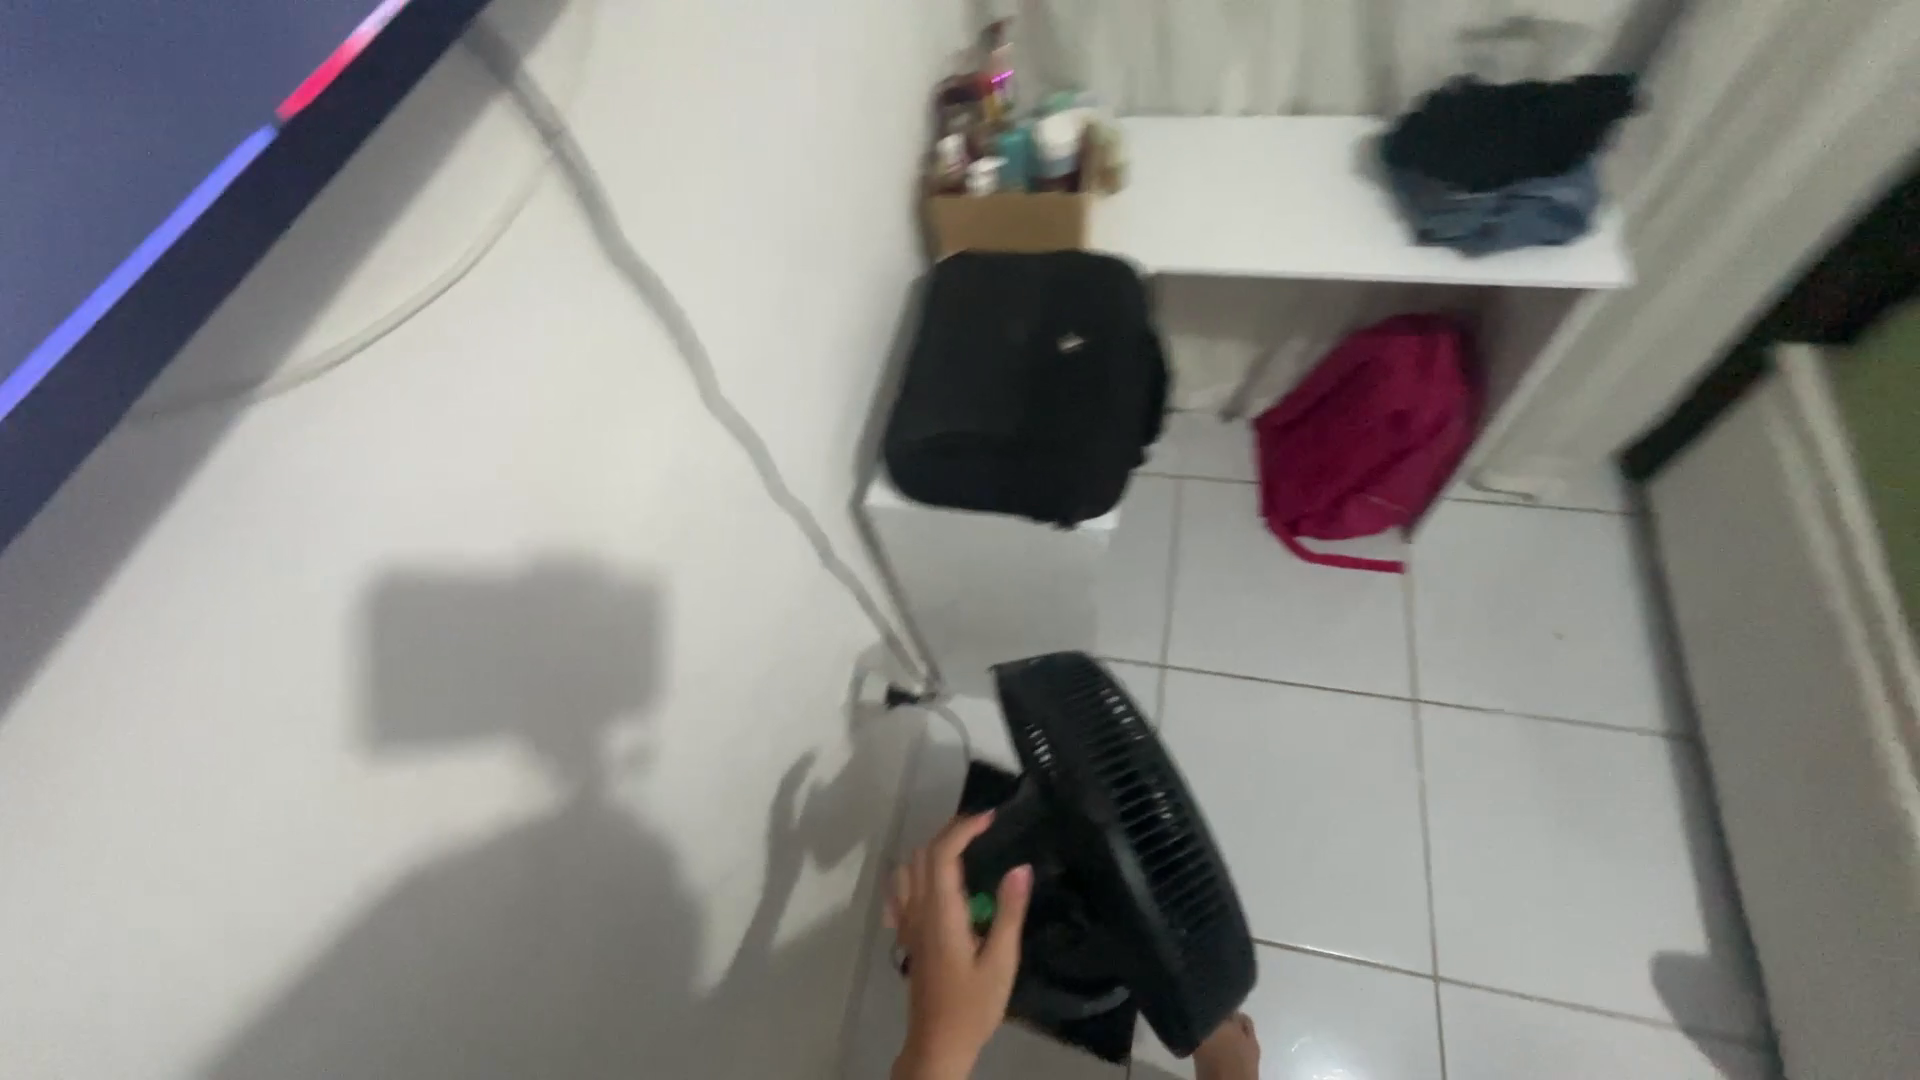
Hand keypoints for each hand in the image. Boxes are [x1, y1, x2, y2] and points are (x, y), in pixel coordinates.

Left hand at [886, 813, 1033, 1079]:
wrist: (938, 1045)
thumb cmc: (973, 1006)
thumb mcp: (1001, 962)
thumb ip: (1009, 912)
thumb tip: (1020, 867)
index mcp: (942, 911)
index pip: (943, 853)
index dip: (964, 828)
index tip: (990, 818)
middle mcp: (919, 909)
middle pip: (924, 853)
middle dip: (951, 831)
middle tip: (982, 828)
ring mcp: (908, 921)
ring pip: (908, 867)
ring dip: (933, 848)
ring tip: (962, 847)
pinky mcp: (907, 934)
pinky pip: (900, 891)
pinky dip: (913, 872)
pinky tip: (930, 880)